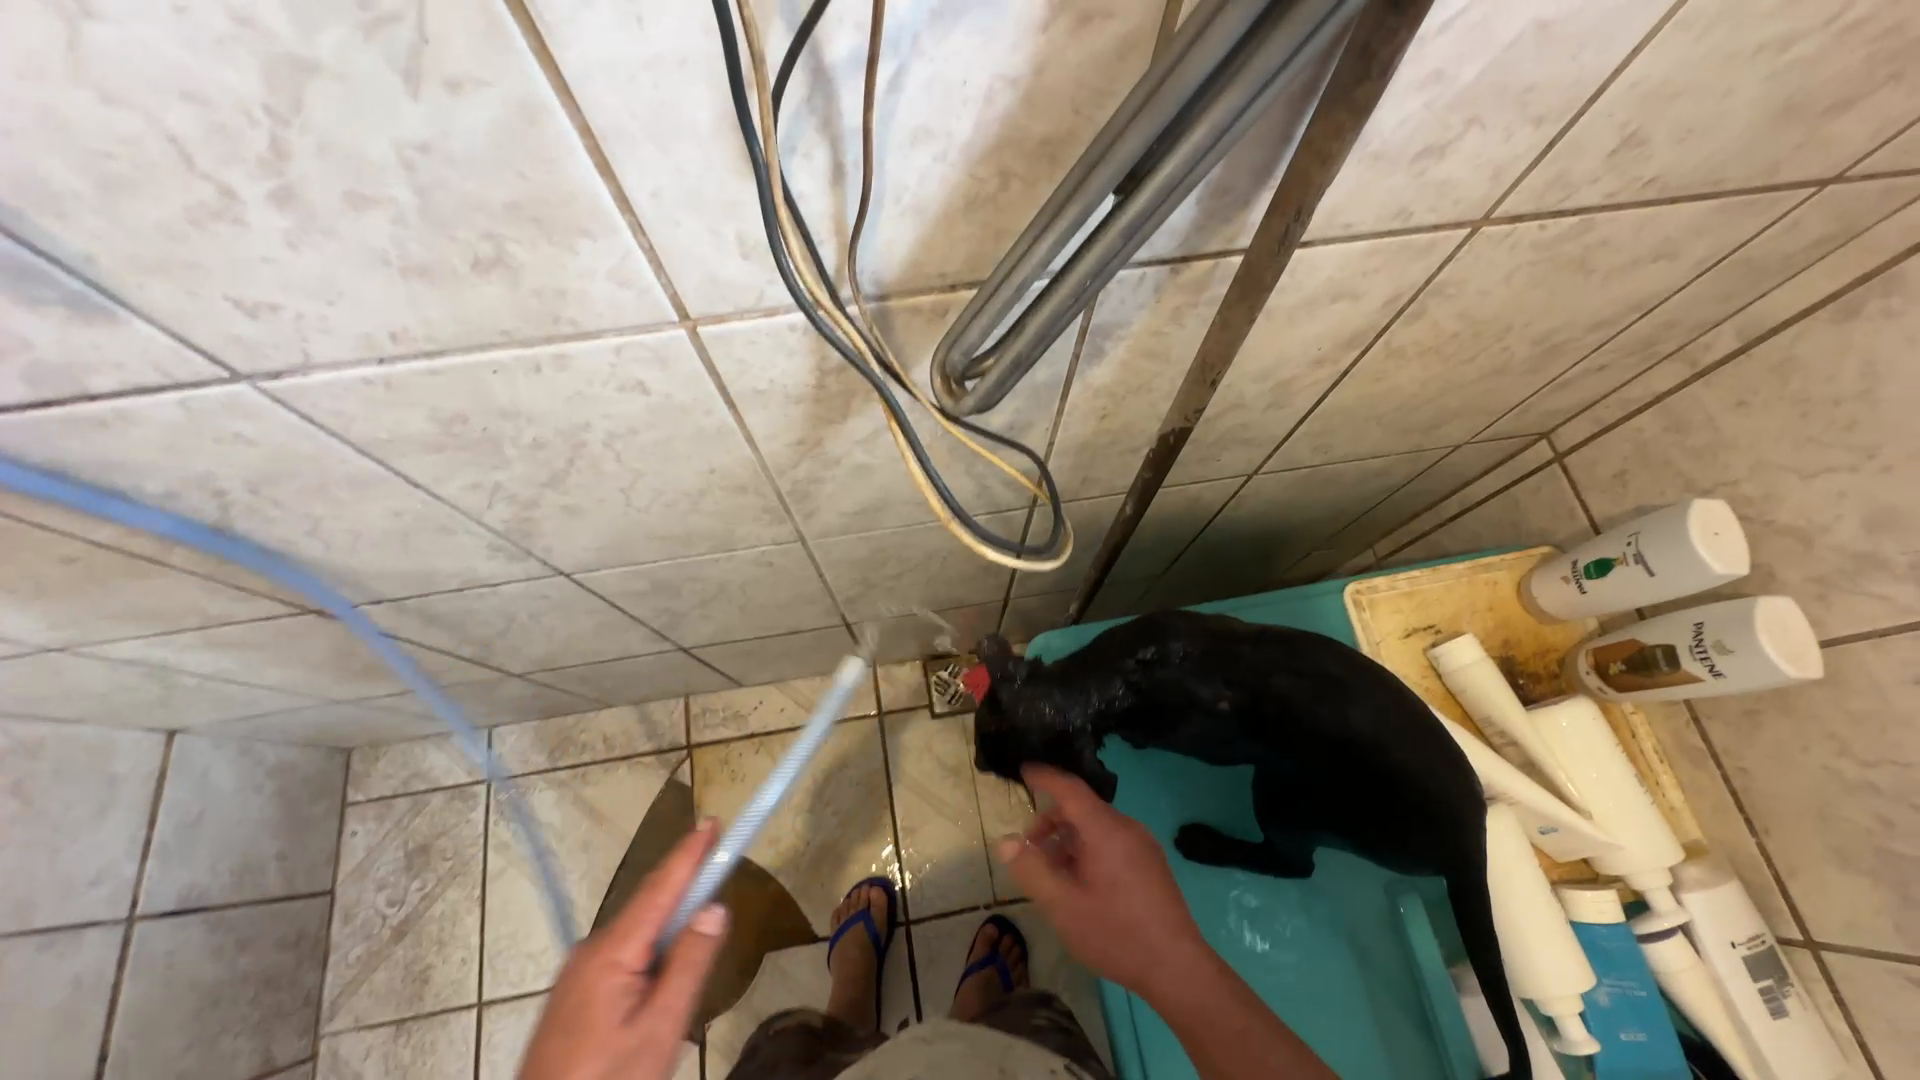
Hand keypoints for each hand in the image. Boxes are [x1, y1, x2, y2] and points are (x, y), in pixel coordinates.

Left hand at [519, 821, 729, 1079]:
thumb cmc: (609, 1078)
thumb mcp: (660, 1028)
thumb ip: (689, 965)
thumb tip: (714, 908)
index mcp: (612, 952)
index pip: (660, 889)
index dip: (689, 854)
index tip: (713, 821)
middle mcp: (590, 950)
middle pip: (647, 905)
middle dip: (684, 880)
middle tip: (719, 859)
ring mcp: (578, 972)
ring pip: (636, 932)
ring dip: (670, 917)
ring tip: (703, 915)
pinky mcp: (575, 994)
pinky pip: (623, 952)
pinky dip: (652, 943)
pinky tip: (668, 961)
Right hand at [994, 764, 1207, 996]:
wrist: (1176, 968)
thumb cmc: (1115, 933)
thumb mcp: (1063, 905)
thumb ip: (1031, 870)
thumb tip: (1005, 841)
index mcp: (1106, 830)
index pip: (1070, 788)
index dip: (1045, 777)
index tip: (1023, 771)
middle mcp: (1127, 829)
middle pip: (1083, 809)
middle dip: (1050, 822)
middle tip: (1029, 850)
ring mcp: (1144, 846)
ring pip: (1097, 828)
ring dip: (1068, 841)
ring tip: (1051, 874)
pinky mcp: (1151, 865)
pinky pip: (1112, 843)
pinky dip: (1087, 850)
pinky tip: (1079, 884)